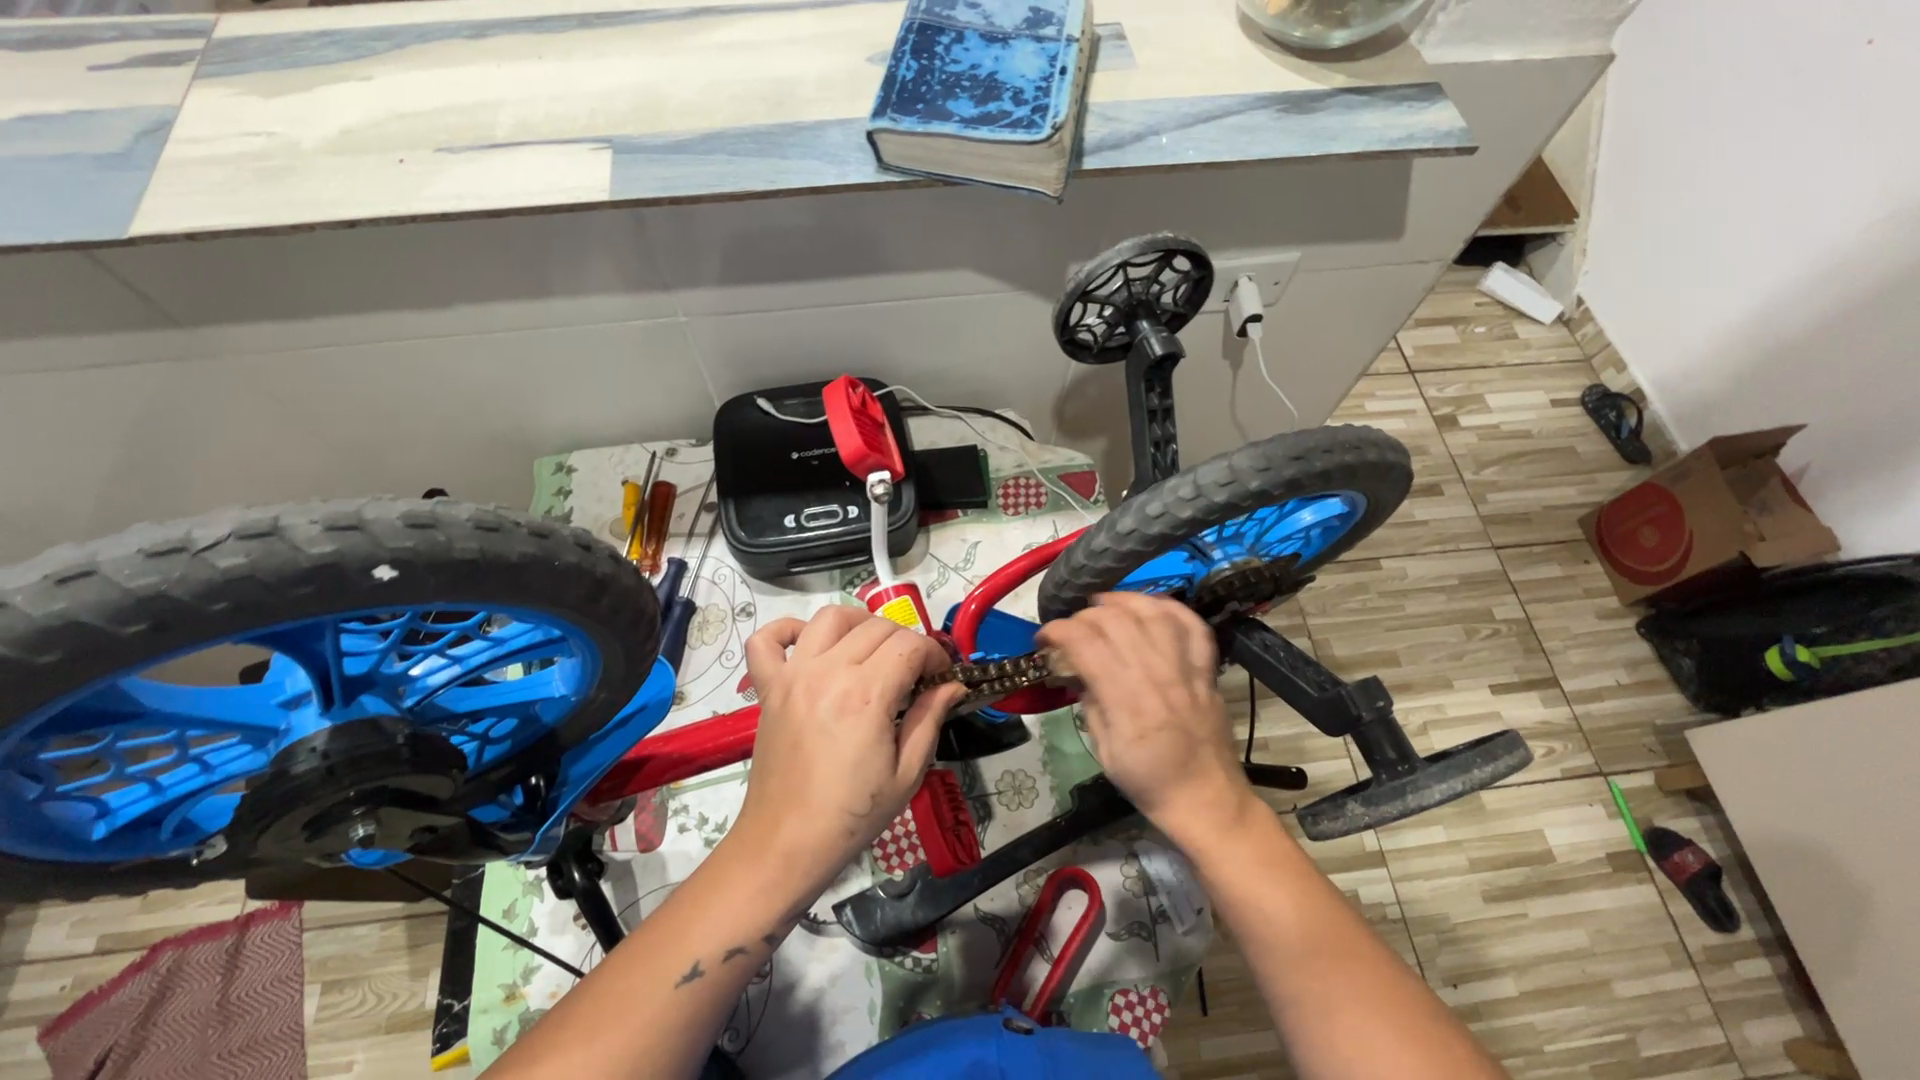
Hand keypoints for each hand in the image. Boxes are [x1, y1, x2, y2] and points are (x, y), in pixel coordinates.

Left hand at [729, 606, 966, 896]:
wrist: (788, 842)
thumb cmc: (853, 814)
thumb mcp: (907, 774)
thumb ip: (929, 719)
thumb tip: (953, 685)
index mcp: (866, 695)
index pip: (910, 644)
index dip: (935, 654)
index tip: (942, 676)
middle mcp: (828, 672)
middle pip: (876, 627)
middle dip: (906, 642)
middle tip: (914, 674)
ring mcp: (793, 675)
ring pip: (830, 618)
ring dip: (859, 624)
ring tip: (873, 651)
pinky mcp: (768, 688)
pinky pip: (767, 639)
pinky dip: (787, 629)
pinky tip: (809, 645)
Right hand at [1036, 592, 1256, 842]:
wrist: (1205, 798)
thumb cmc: (1148, 782)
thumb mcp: (1104, 751)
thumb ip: (1090, 704)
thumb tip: (1076, 671)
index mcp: (1127, 701)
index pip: (1086, 644)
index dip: (1058, 631)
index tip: (1043, 637)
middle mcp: (1157, 676)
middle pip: (1116, 621)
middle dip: (1084, 616)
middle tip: (1071, 628)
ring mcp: (1186, 670)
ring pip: (1154, 614)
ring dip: (1124, 601)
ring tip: (1103, 604)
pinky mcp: (1207, 671)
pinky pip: (1193, 626)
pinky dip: (1170, 608)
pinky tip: (1150, 606)